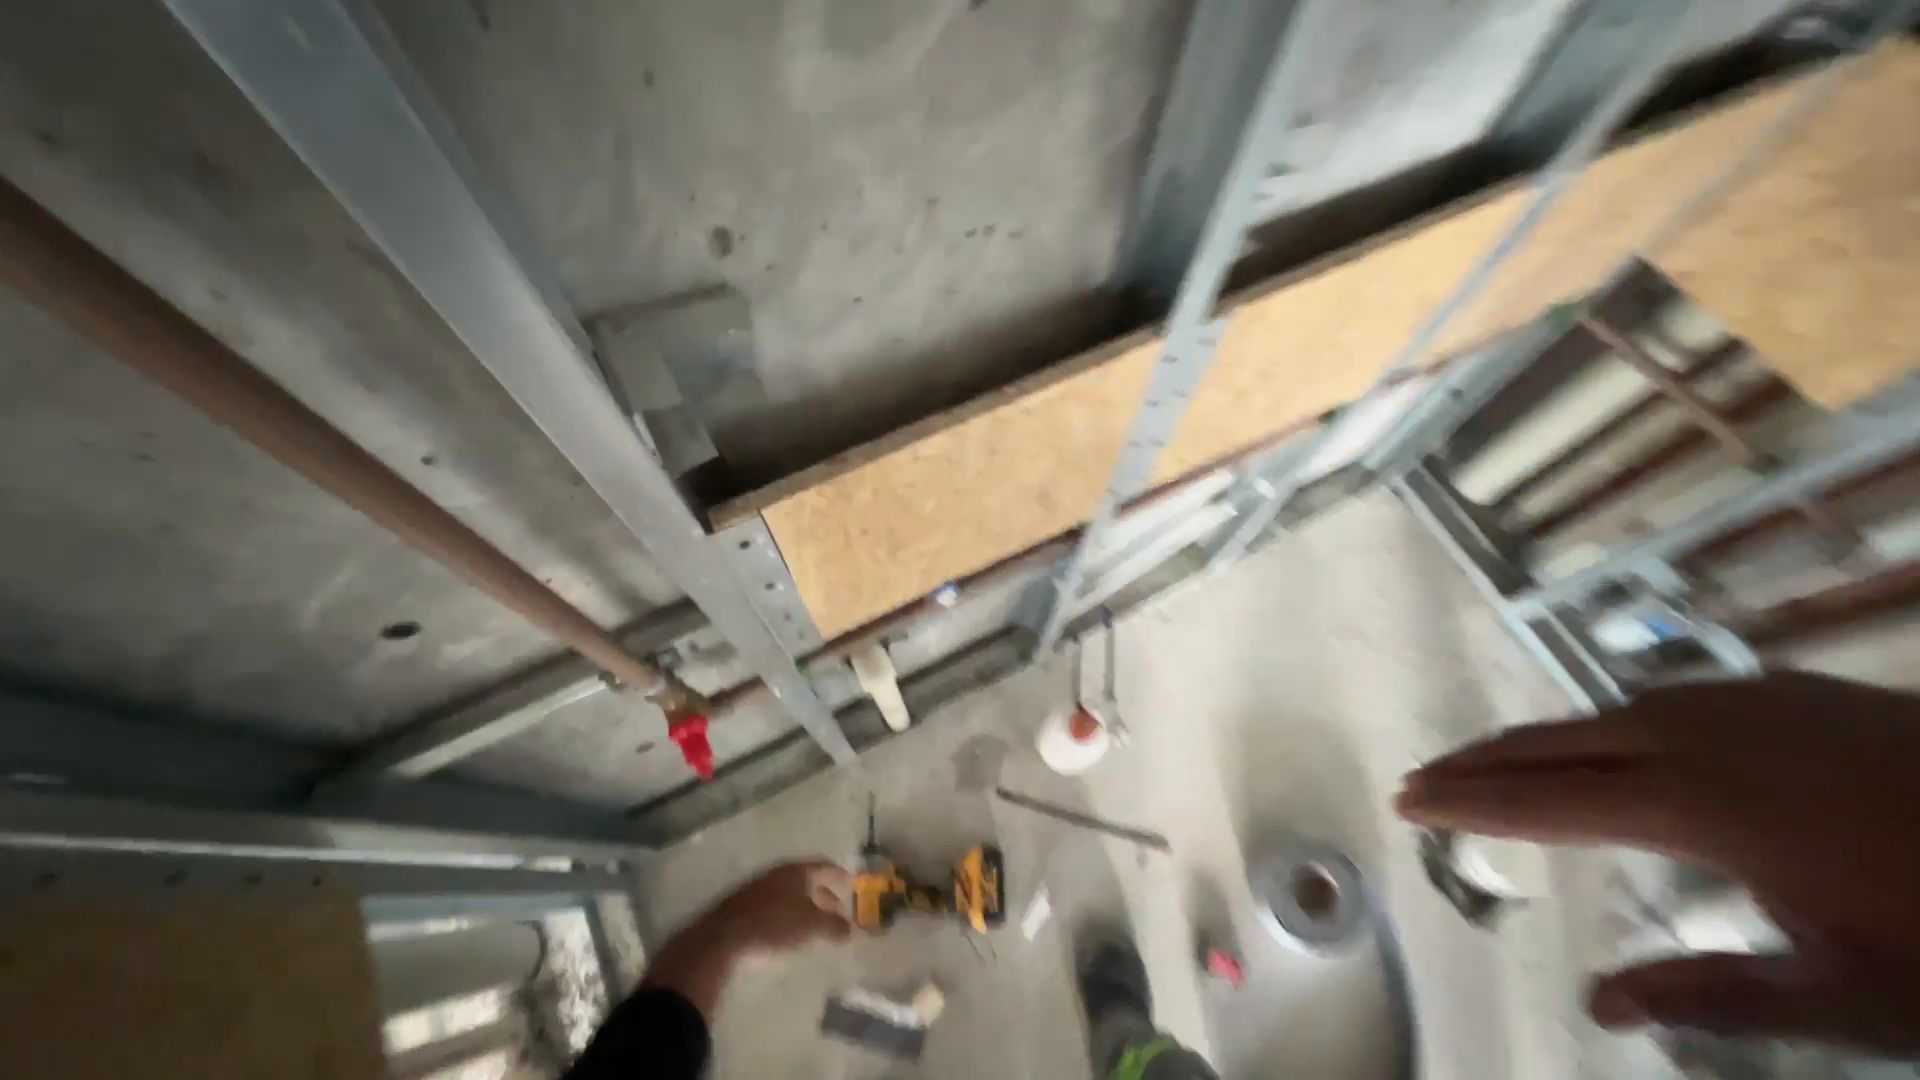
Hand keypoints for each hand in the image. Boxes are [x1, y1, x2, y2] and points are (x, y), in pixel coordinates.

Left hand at [642, 860, 849, 1016]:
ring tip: (815, 925)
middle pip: (808, 880)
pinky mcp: (745, 903)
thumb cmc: (774, 924)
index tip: (851, 882)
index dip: (839, 874)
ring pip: (791, 892)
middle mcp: (779, 873)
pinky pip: (776, 903)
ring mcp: (760, 886)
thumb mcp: (811, 926)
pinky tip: (790, 931)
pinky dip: (789, 912)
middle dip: (825, 896)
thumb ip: (833, 926)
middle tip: (837, 913)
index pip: (824, 866)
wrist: (724, 936)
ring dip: (806, 906)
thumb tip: (849, 929)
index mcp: (797, 870)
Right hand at [1394, 671, 1919, 1051]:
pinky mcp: (1774, 687)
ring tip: (1489, 767)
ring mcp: (1734, 700)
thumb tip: (1598, 1007)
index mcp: (1698, 806)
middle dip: (1474, 764)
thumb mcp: (1864, 997)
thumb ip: (1721, 997)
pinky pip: (1650, 703)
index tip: (1405, 804)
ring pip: (1593, 716)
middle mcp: (1692, 735)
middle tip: (1418, 781)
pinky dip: (1596, 728)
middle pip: (1548, 744)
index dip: (1466, 804)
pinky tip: (1600, 745)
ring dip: (1532, 745)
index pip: (1541, 802)